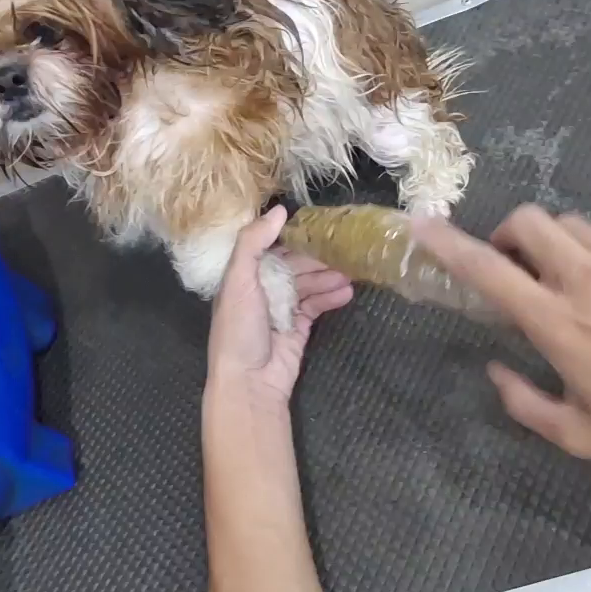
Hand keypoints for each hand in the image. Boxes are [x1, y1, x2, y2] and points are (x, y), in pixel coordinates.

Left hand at [207, 207, 353, 406]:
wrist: (249, 382)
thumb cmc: (238, 328)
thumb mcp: (238, 280)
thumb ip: (253, 242)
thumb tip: (279, 210)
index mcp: (243, 275)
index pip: (271, 247)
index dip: (294, 236)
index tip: (320, 225)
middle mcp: (262, 290)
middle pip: (294, 265)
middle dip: (318, 258)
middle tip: (345, 249)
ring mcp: (281, 309)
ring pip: (309, 285)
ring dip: (328, 277)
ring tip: (352, 272)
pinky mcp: (298, 328)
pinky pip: (317, 306)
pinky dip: (331, 298)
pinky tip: (347, 291)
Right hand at [412, 206, 590, 477]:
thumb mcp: (581, 437)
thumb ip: (524, 403)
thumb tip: (496, 371)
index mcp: (560, 323)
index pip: (488, 270)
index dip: (448, 244)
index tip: (422, 226)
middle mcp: (590, 278)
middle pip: (528, 222)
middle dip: (506, 235)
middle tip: (512, 266)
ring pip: (573, 226)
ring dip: (554, 245)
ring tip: (571, 281)